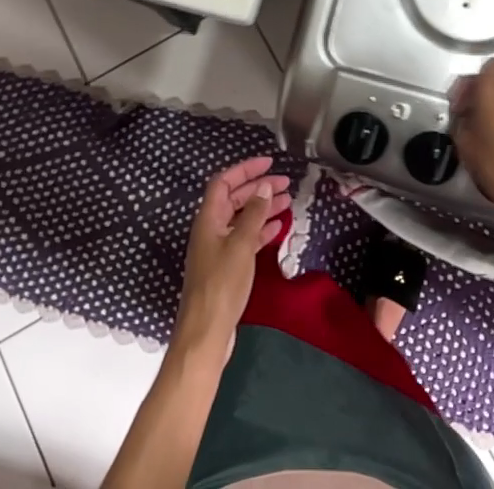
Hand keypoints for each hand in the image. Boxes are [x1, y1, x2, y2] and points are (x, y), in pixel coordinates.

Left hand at [174, 157, 290, 363]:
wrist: (206, 331)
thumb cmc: (221, 284)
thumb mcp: (241, 245)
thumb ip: (253, 214)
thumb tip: (263, 187)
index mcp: (208, 219)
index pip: (223, 182)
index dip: (244, 169)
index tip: (269, 162)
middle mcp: (210, 229)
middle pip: (233, 198)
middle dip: (257, 187)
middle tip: (285, 182)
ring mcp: (217, 249)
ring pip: (240, 218)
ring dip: (262, 208)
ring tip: (287, 201)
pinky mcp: (226, 267)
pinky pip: (244, 238)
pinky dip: (260, 230)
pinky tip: (278, 228)